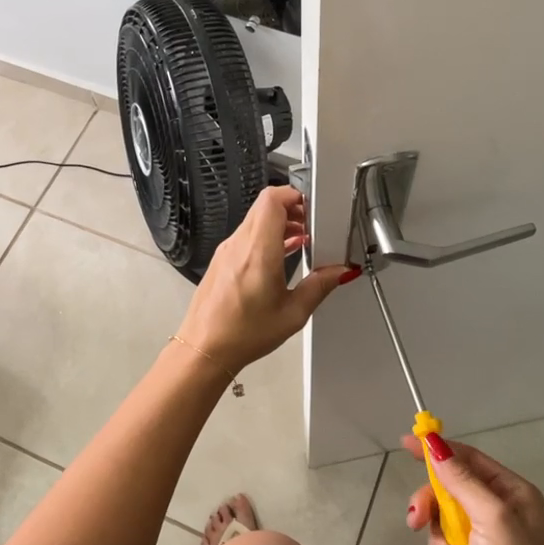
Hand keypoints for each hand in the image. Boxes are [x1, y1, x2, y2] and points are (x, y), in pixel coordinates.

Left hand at [174, 186, 356, 374]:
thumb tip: (339, 272)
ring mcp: (226, 250)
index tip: (312, 207)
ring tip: (300, 239)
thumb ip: (319, 286)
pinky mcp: (221, 260)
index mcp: (259, 251)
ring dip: (279, 222)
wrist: (204, 349)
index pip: (272, 200)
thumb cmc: (242, 334)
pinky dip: (265, 235)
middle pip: (265, 205)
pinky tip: (280, 254)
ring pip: (255, 218)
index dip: (295, 195)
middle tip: (311, 224)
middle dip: (292, 208)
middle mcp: (239, 245)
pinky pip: (246, 235)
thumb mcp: (292, 313)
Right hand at [403, 434, 543, 544]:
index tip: (407, 443)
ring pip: (439, 522)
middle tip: (416, 518)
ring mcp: (481, 540)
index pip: (469, 459)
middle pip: (448, 490)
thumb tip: (434, 442)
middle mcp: (497, 512)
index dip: (439, 450)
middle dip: (432, 506)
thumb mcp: (491, 519)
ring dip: (441, 544)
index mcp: (512, 493)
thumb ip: (461, 480)